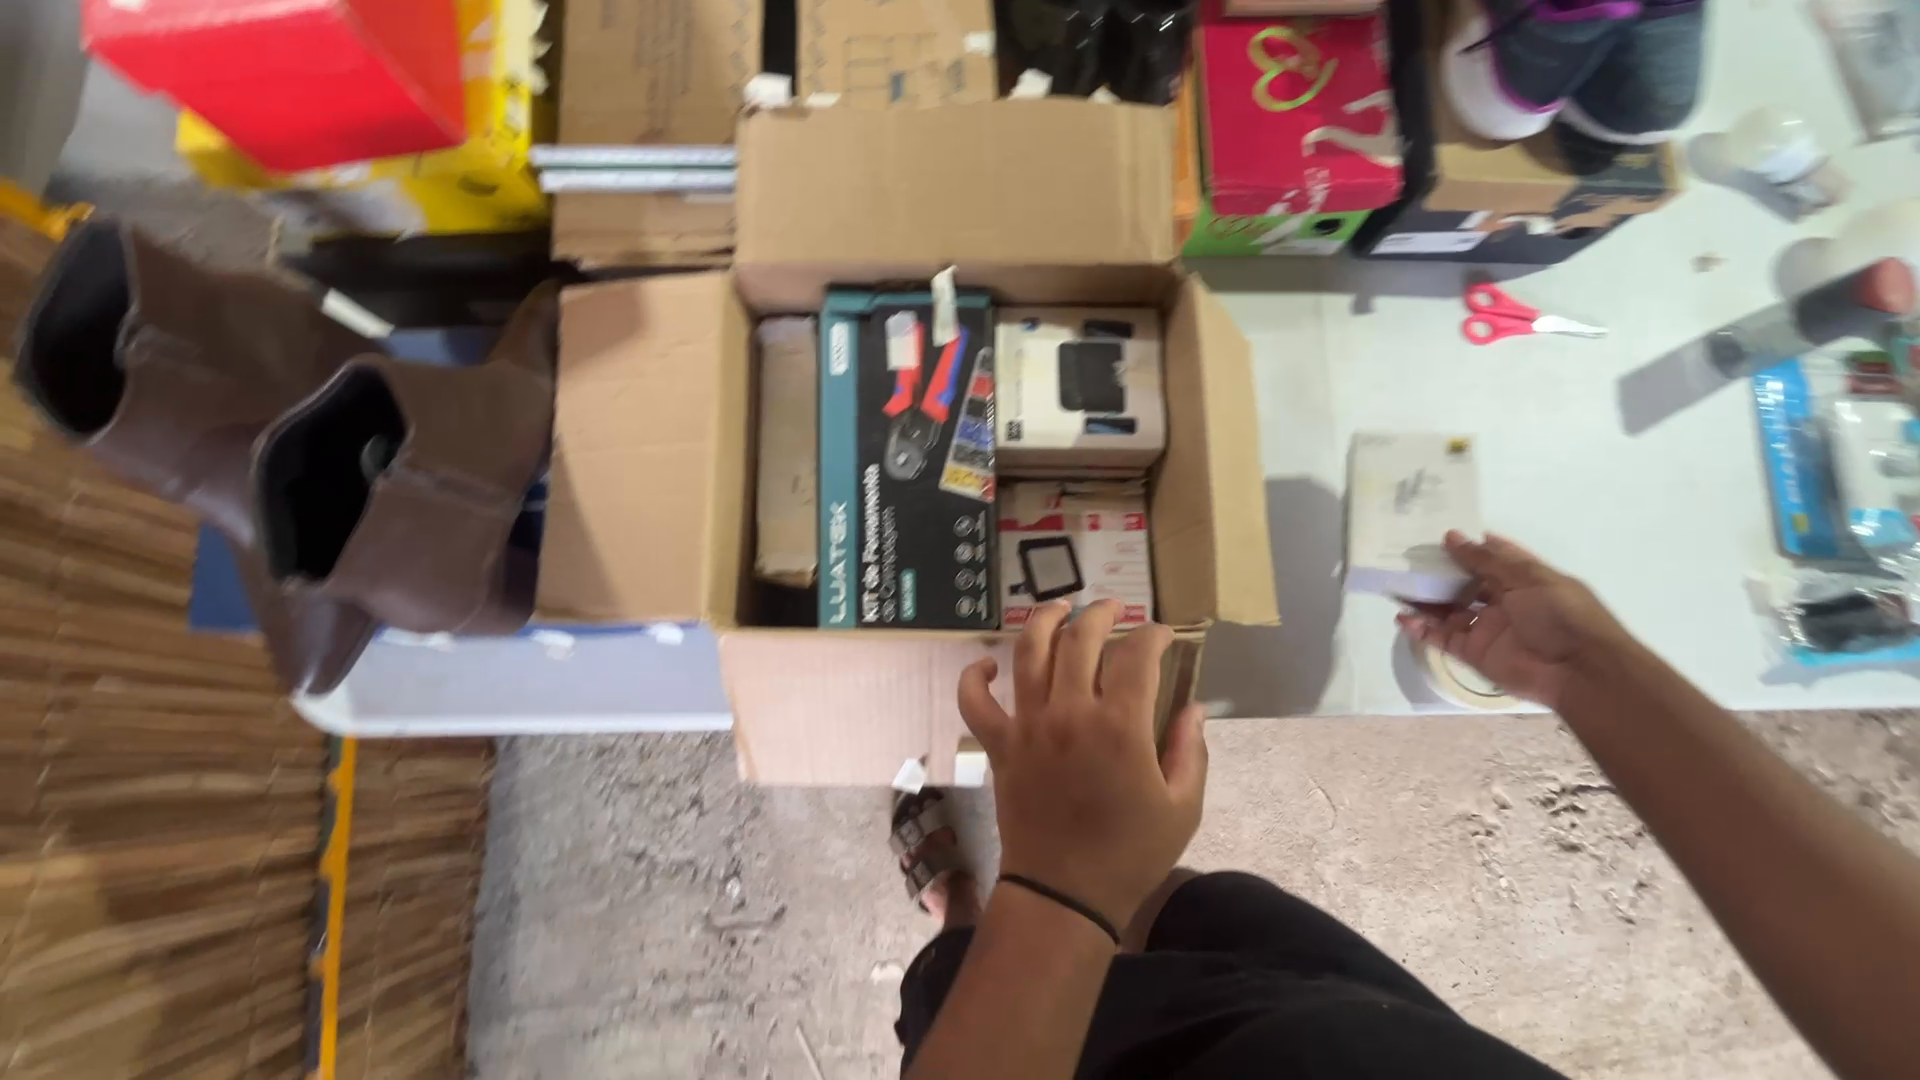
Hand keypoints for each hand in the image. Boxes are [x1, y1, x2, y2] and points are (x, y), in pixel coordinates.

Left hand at [958, 599, 1207, 933]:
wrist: (1065, 893)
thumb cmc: (1130, 852)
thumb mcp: (1183, 807)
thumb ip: (1191, 750)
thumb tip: (1194, 706)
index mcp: (1120, 726)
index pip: (1136, 654)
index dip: (1152, 634)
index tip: (1162, 634)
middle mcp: (1069, 712)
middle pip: (1079, 638)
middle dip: (1100, 612)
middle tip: (1114, 607)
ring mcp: (1028, 725)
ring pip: (1028, 651)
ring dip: (1044, 620)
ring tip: (1060, 607)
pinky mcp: (998, 744)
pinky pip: (974, 700)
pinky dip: (974, 676)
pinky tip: (989, 665)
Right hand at [1396, 531, 1629, 708]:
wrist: (1578, 671)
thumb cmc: (1562, 615)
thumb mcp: (1530, 578)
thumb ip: (1487, 559)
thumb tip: (1451, 536)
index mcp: (1522, 580)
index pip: (1489, 558)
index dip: (1465, 547)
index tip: (1434, 535)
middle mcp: (1502, 601)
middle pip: (1462, 584)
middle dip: (1437, 573)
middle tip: (1405, 560)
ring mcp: (1486, 628)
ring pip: (1447, 610)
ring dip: (1423, 599)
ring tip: (1395, 586)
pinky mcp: (1473, 652)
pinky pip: (1441, 638)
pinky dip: (1421, 628)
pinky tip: (1403, 617)